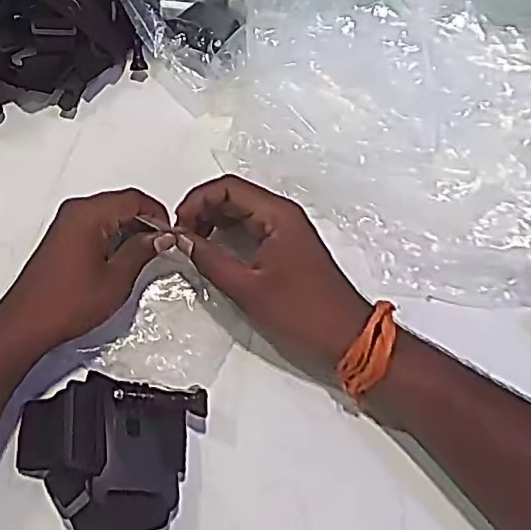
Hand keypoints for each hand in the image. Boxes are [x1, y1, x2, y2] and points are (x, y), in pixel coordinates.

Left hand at [0, 188, 169, 355]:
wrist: (29, 319)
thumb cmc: (67, 302)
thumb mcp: (116, 278)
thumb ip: (141, 251)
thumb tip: (160, 237)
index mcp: (88, 214)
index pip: (132, 199)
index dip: (157, 213)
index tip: (171, 232)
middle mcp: (74, 211)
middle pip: (118, 203)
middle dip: (144, 220)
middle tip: (162, 244)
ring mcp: (65, 222)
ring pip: (106, 213)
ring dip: (127, 228)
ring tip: (145, 253)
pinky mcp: (61, 235)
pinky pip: (93, 224)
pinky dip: (111, 233)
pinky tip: (122, 257)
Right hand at [175, 175, 372, 376]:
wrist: (351, 342)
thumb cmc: (304, 315)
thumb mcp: (247, 289)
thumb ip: (209, 259)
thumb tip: (181, 239)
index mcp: (277, 215)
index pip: (226, 188)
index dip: (196, 201)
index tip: (178, 225)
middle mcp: (282, 214)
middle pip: (232, 194)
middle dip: (201, 209)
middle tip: (181, 235)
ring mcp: (285, 228)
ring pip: (238, 210)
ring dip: (211, 221)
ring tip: (193, 244)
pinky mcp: (285, 244)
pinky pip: (248, 226)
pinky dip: (225, 232)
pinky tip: (212, 251)